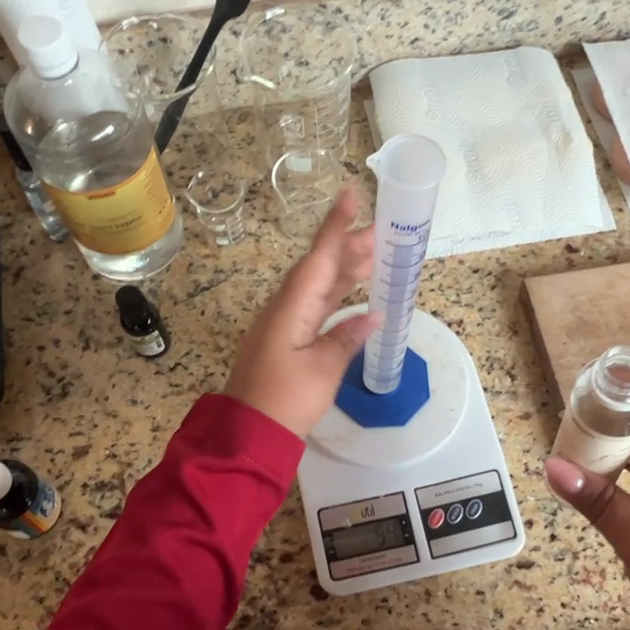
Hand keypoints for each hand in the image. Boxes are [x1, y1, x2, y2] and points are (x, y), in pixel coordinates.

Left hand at [226, 187, 380, 436]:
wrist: (248, 433)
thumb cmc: (285, 400)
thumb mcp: (322, 370)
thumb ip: (346, 339)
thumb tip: (371, 317)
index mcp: (292, 308)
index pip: (318, 258)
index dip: (335, 227)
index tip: (349, 195)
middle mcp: (285, 309)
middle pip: (319, 269)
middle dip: (349, 248)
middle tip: (382, 232)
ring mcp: (283, 325)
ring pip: (317, 288)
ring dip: (344, 271)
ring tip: (374, 257)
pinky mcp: (285, 342)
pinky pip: (314, 307)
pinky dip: (335, 296)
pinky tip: (353, 298)